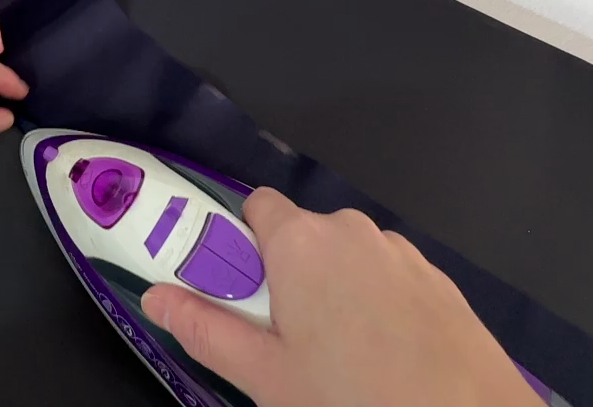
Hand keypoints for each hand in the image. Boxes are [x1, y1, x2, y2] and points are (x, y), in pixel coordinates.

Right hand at [142, 189, 540, 406]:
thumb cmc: (352, 398)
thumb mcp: (267, 376)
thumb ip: (204, 328)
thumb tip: (153, 295)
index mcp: (301, 239)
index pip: (257, 205)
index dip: (244, 244)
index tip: (246, 293)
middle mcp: (349, 228)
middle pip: (301, 234)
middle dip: (289, 274)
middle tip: (290, 339)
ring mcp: (399, 250)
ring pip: (347, 255)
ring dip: (335, 287)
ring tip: (345, 357)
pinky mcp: (439, 278)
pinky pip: (388, 274)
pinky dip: (378, 301)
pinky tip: (391, 358)